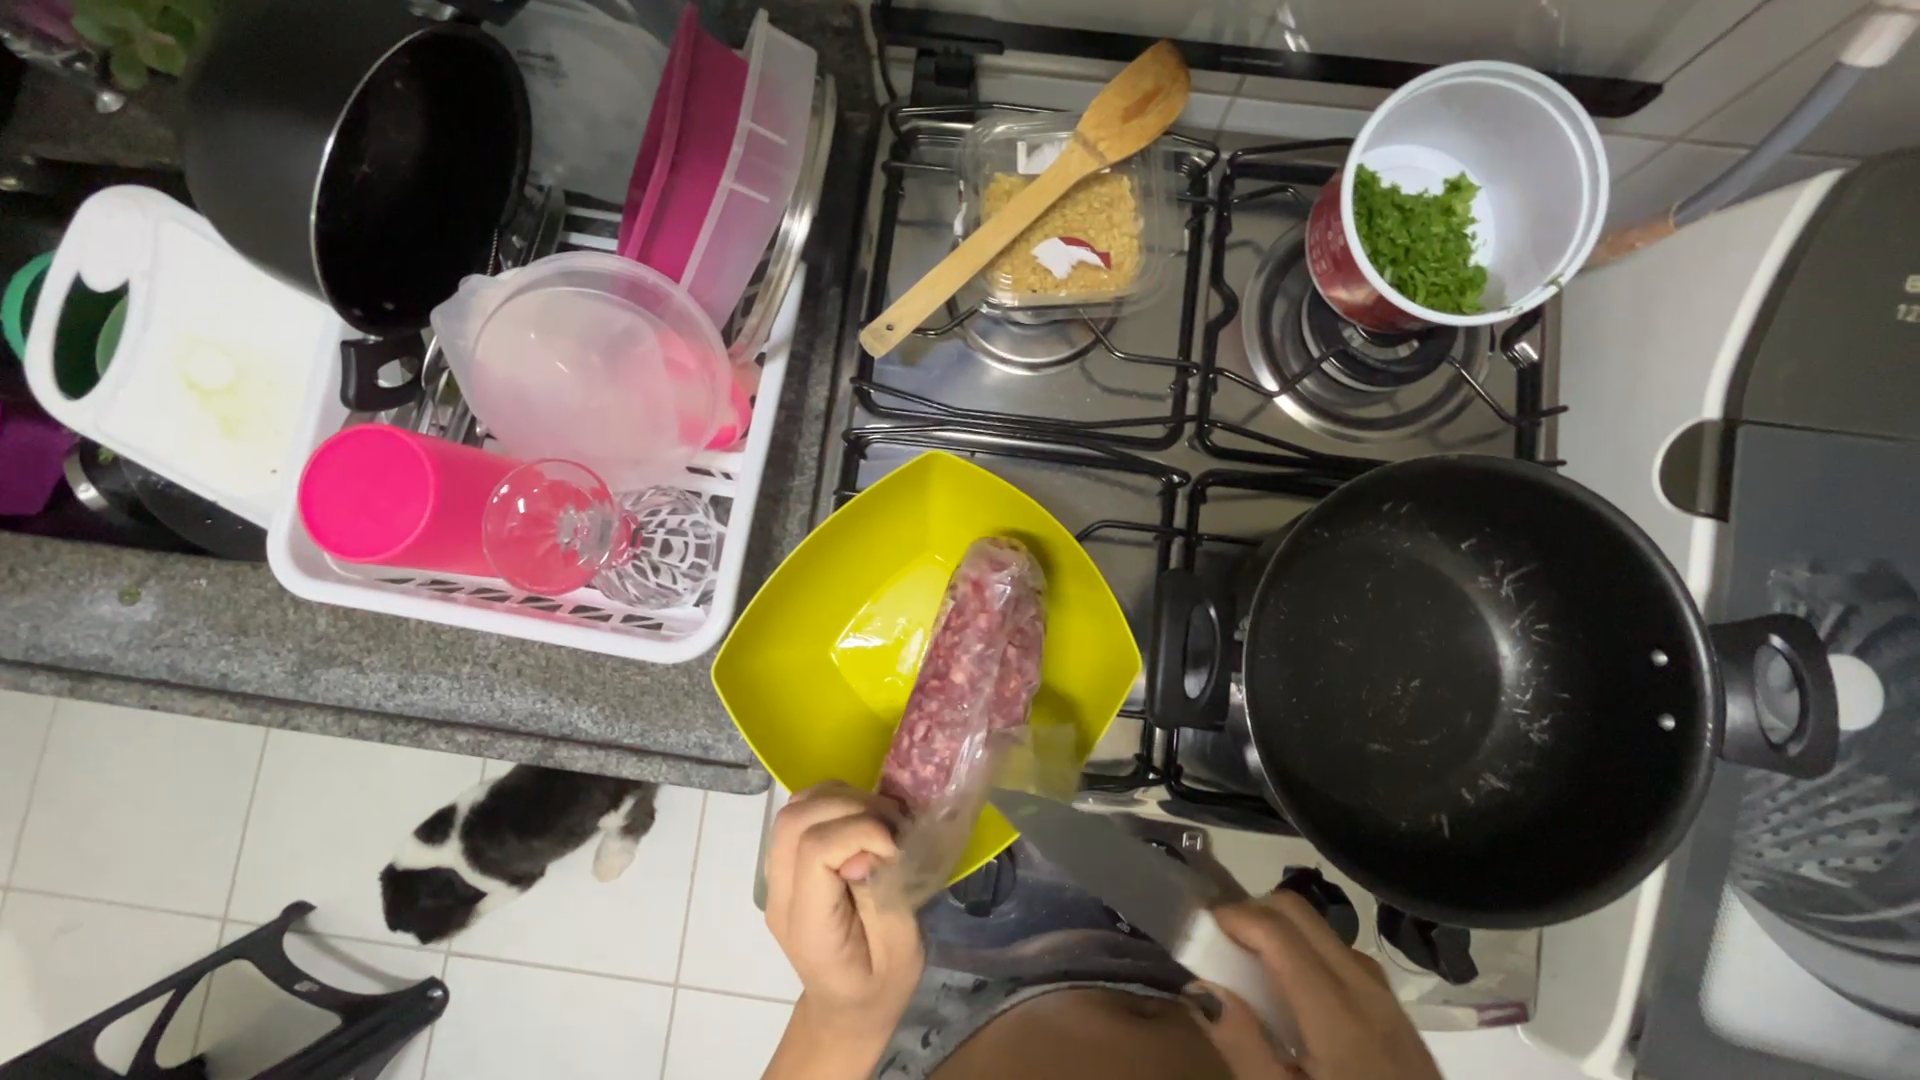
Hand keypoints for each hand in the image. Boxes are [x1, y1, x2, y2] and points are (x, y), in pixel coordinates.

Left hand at [764, 782, 924, 1037]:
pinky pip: (799, 813)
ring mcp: (778, 878)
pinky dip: (832, 801)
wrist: (848, 1005)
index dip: (860, 832)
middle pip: (795, 821)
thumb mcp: (901, 952)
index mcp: (808, 925)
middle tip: (891, 824)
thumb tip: (869, 850)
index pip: (814, 850)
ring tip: (879, 818)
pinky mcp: (787, 865)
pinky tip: (862, 819)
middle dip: (850, 806)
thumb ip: (885, 899)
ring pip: (793, 809)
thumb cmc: (880, 984)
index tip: (895, 849)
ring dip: (840, 798)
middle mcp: (782, 895)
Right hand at [1187, 892, 1441, 1079]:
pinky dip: (1306, 953)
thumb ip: (1243, 1046)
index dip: (1231, 917)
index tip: (1196, 932)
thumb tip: (1201, 985)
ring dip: (1278, 932)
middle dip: (1250, 915)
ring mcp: (1389, 1000)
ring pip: (1321, 930)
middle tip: (1216, 948)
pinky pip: (1343, 957)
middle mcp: (1368, 991)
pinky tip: (1292, 999)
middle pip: (1298, 912)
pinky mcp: (1398, 1015)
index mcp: (1339, 1017)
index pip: (1277, 929)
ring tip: (1247, 974)